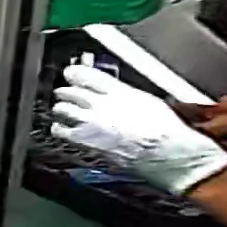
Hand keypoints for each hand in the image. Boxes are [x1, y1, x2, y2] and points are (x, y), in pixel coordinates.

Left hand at [52, 65, 226, 194]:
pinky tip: (66, 128)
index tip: (70, 73)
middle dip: (66, 92)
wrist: (167, 153)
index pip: (85, 75)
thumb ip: (122, 92)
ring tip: (67, 112)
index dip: (74, 73)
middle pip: (68, 91)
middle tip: (68, 95)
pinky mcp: (82, 140)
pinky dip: (59, 128)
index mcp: (120, 92)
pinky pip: (59, 130)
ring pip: (60, 108)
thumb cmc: (166, 130)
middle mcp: (100, 104)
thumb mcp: (147, 100)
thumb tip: (108, 90)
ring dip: (62, 109)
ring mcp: (88, 122)